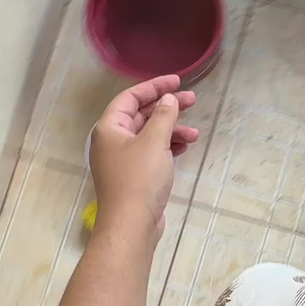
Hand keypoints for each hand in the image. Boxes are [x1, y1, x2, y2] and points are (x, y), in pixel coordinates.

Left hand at [90, 76, 198, 235]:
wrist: (131, 224)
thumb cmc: (139, 179)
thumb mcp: (154, 141)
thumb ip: (163, 116)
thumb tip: (168, 99)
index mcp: (110, 128)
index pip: (130, 97)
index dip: (154, 86)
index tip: (177, 81)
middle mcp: (113, 141)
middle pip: (141, 115)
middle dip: (167, 107)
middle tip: (192, 100)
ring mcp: (123, 159)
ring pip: (149, 135)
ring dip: (171, 130)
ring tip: (194, 134)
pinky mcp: (134, 175)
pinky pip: (152, 152)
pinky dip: (167, 146)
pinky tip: (183, 148)